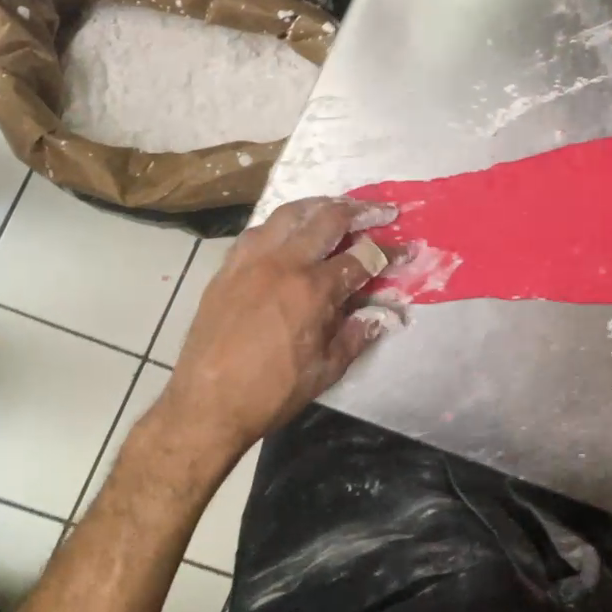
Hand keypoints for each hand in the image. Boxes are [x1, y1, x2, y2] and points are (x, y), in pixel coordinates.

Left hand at [161, 197, 398, 451]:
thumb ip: (357, 335)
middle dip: (361, 211)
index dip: (389, 252)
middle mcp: (284, 264)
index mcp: (313, 291)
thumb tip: (384, 315)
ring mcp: (251, 261)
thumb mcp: (326, 370)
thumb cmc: (271, 393)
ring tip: (337, 208)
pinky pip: (258, 231)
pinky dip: (282, 224)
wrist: (205, 405)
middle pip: (328, 219)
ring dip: (319, 206)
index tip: (406, 248)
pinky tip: (290, 231)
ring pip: (290, 214)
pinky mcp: (227, 268)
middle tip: (380, 211)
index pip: (362, 258)